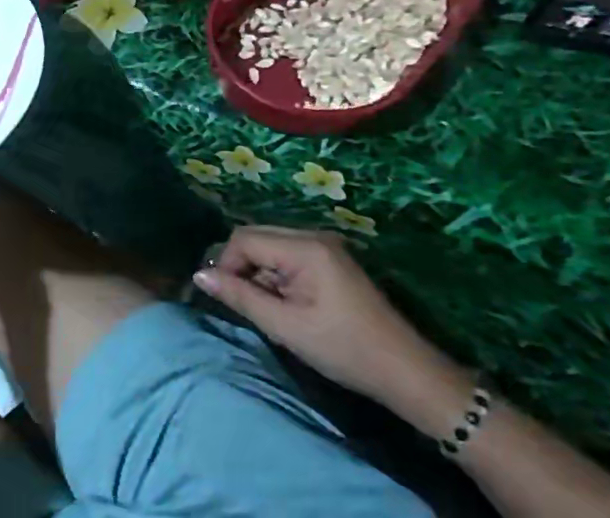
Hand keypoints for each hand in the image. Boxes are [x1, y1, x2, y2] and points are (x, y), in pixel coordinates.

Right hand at [194, 226, 454, 403]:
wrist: (409, 374)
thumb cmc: (345, 350)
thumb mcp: (286, 327)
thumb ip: (240, 296)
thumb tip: (199, 275)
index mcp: (305, 247)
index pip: (243, 239)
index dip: (226, 265)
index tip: (227, 297)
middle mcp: (314, 236)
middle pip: (255, 237)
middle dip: (240, 266)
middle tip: (243, 302)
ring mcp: (325, 246)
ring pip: (269, 245)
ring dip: (258, 271)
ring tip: (267, 306)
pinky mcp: (330, 259)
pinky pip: (286, 253)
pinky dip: (275, 274)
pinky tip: (285, 302)